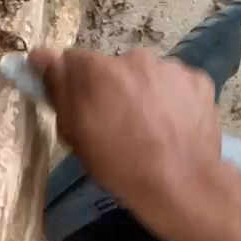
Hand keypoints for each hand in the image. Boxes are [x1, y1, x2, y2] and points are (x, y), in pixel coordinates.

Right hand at [28, 47, 227, 238]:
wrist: (180, 184)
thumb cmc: (117, 164)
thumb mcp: (74, 133)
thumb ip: (58, 88)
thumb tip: (41, 56)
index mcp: (96, 69)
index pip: (72, 60)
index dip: (71, 80)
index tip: (76, 102)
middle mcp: (133, 57)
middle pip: (112, 67)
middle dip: (111, 88)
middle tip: (116, 122)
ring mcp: (170, 67)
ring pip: (146, 75)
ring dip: (142, 92)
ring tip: (150, 127)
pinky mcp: (199, 80)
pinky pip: (176, 84)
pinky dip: (172, 99)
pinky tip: (173, 125)